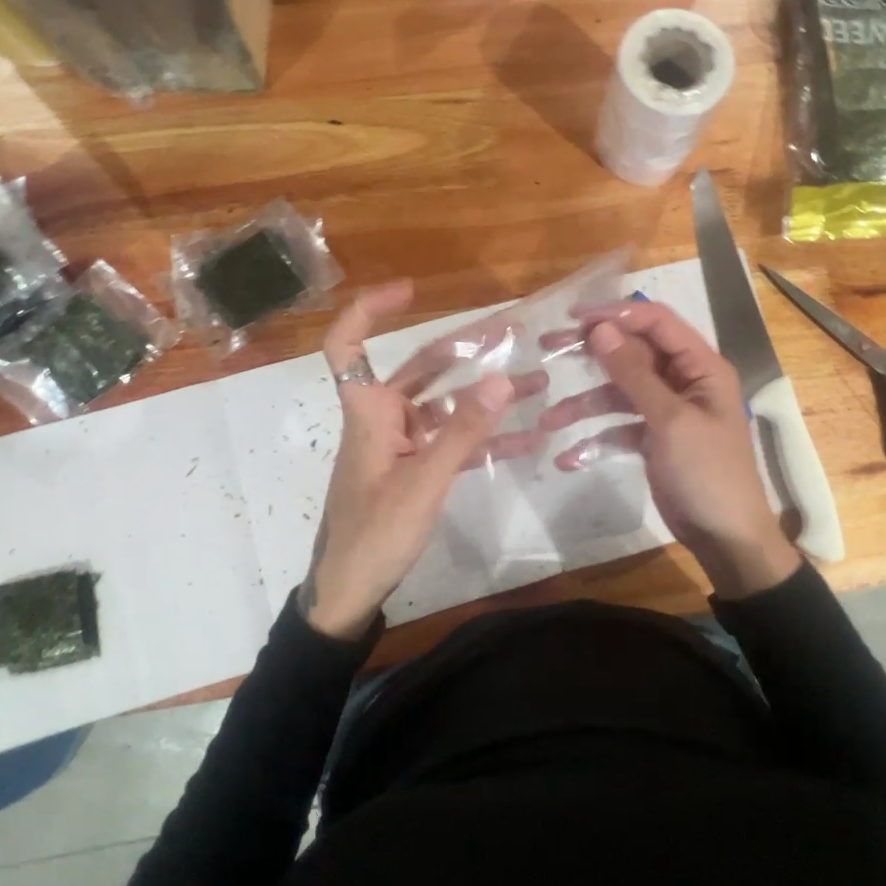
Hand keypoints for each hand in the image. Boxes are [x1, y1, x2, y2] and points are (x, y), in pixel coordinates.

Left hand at [304, 282, 539, 638]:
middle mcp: (382, 420)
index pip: (349, 346)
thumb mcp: (423, 483)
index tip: (411, 292)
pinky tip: (527, 439)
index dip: (370, 312)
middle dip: (466, 351)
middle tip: (515, 333)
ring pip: (443, 407)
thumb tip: (503, 379)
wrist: (348, 593)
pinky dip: (484, 439)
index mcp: (368, 413)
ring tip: (538, 382)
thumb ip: (463, 433)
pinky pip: (451, 444)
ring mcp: (399, 447)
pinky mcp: (413, 472)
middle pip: (420, 370)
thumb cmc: (373, 535)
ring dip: (485, 396)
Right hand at [539, 300, 801, 598]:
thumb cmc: (707, 472)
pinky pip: (620, 428)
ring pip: (620, 393)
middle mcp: (685, 381)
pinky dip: (596, 439)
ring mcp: (669, 411)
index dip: (616, 314)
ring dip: (585, 404)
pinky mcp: (655, 440)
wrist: (727, 538)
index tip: (574, 318)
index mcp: (701, 367)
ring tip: (548, 421)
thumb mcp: (670, 420)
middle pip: (633, 354)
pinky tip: (568, 458)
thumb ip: (634, 374)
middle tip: (549, 347)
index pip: (656, 322)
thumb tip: (601, 331)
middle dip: (591, 354)